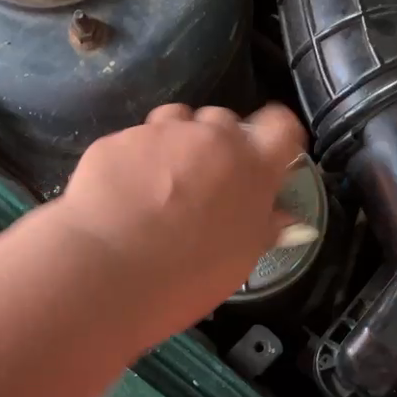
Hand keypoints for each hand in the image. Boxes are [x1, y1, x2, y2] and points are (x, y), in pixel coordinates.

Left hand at [42, 103, 307, 345]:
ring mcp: (163, 133)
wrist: (111, 270)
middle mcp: (212, 138)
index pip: (281, 126)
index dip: (275, 138)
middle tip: (205, 186)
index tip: (265, 160)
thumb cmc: (189, 276)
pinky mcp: (120, 138)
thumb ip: (263, 228)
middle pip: (226, 121)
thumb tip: (285, 218)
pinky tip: (127, 195)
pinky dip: (137, 160)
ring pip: (178, 121)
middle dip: (219, 145)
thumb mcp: (239, 260)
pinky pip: (137, 140)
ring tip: (162, 186)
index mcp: (253, 168)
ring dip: (178, 144)